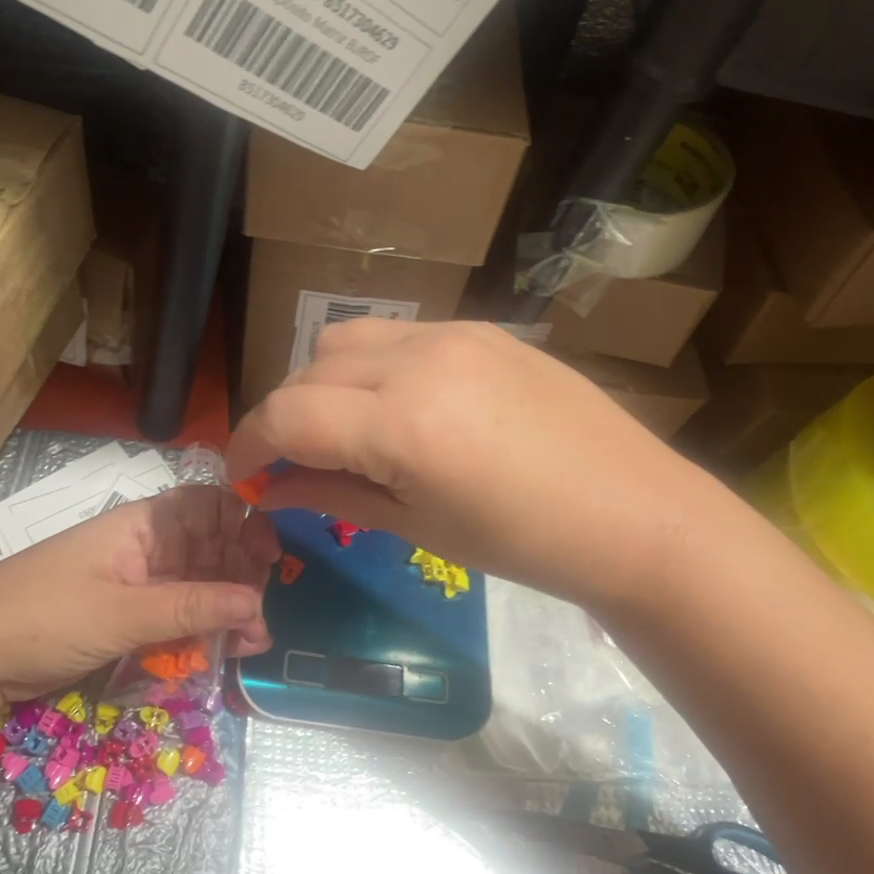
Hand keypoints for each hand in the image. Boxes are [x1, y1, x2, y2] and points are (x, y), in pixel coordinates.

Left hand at [0, 486, 278, 703]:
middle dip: (241, 579)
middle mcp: (142, 547)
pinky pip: (173, 616)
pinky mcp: (122, 618)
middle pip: (209, 549)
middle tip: (260, 620)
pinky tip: (219, 651)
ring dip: (225, 610)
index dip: (245, 524)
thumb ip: (192, 607)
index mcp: (141, 524)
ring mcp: (132, 584)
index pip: (208, 505)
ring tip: (249, 644)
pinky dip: (198, 631)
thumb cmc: (44, 616)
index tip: (271, 561)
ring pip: (194, 587)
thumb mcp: (123, 612)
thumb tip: (258, 603)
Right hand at [225, 320, 732, 606]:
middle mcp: (419, 359)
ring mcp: (455, 334)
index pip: (287, 416)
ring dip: (323, 381)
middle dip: (284, 416)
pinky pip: (399, 335)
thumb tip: (271, 490)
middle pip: (309, 370)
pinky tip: (398, 408)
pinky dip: (372, 366)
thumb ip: (333, 497)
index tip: (239, 473)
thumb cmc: (523, 544)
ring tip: (342, 430)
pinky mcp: (484, 329)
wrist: (634, 515)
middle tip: (290, 463)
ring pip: (348, 339)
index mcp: (400, 422)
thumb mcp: (417, 528)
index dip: (247, 444)